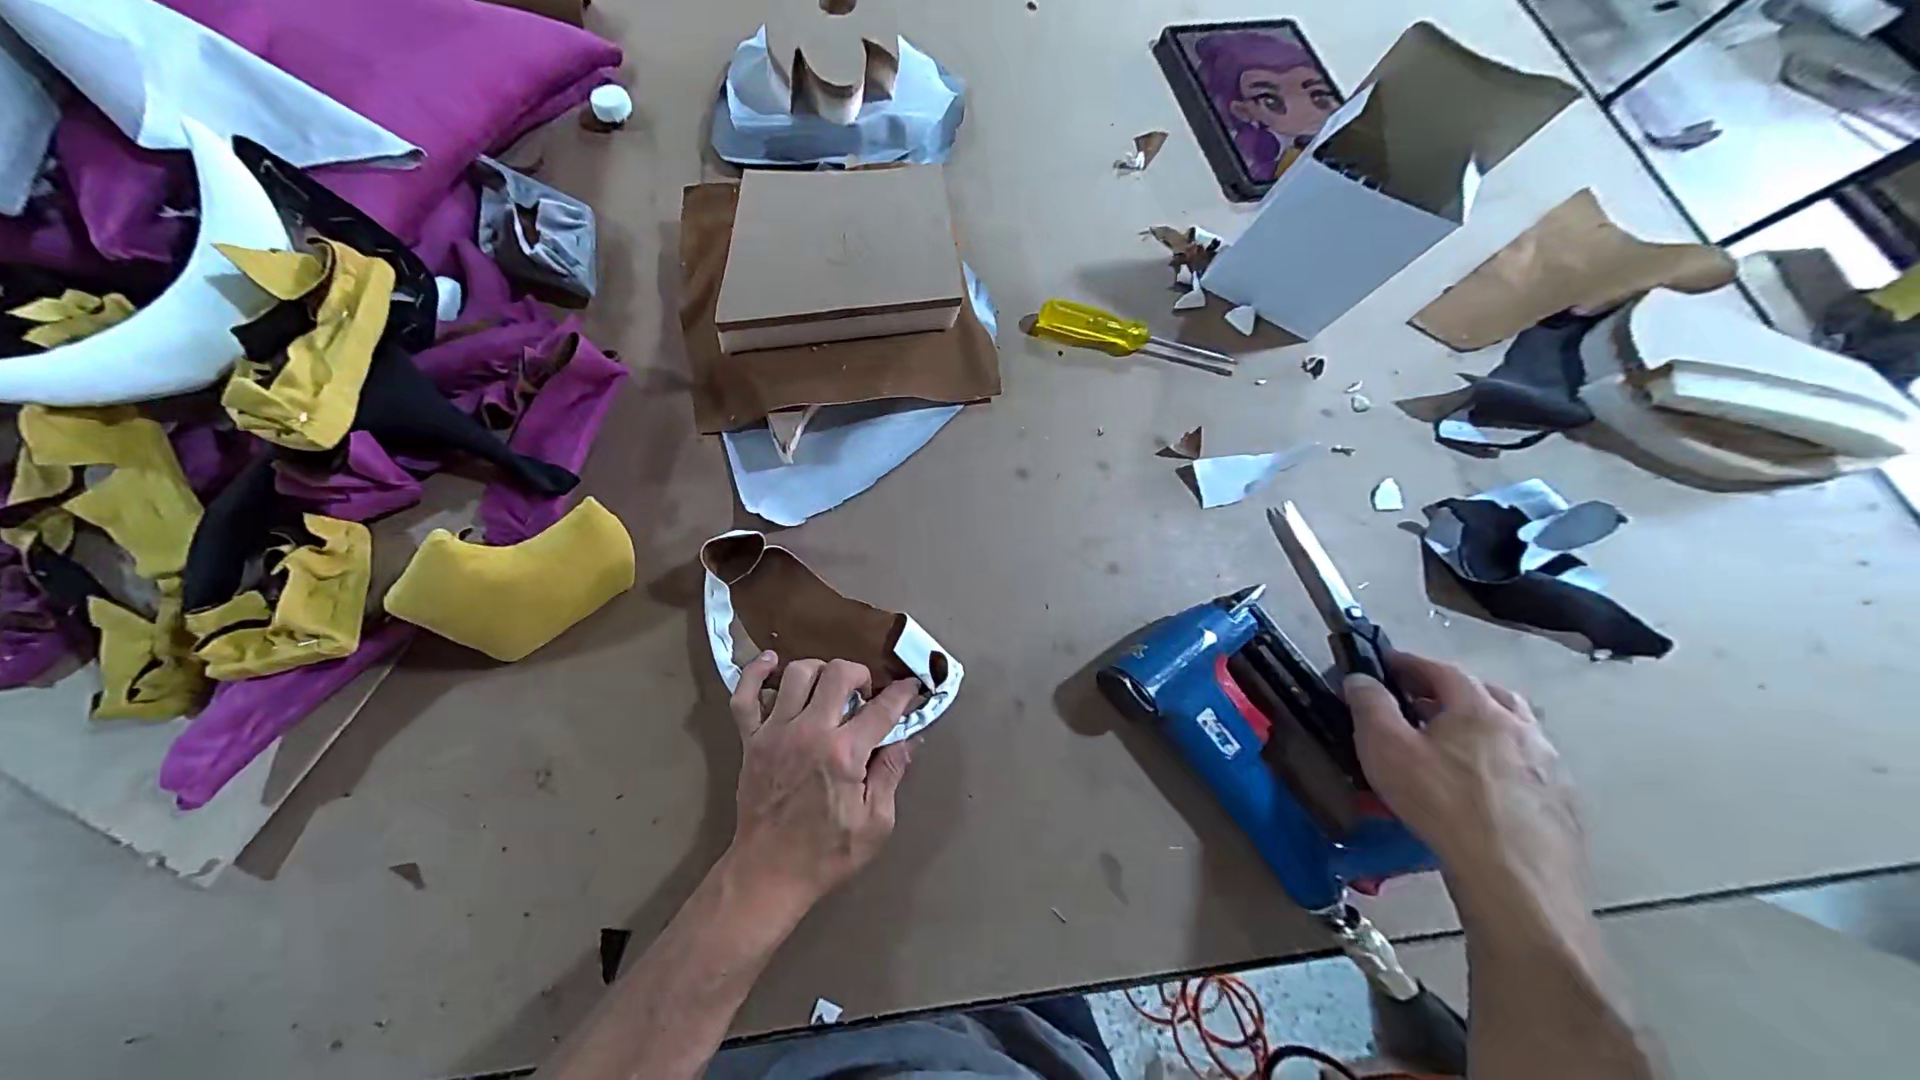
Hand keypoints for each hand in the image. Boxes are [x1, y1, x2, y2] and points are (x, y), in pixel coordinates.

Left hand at [724, 652, 917, 917]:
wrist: (767, 874)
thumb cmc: (826, 854)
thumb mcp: (876, 823)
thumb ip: (891, 774)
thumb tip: (908, 740)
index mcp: (844, 754)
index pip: (882, 708)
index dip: (903, 693)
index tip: (911, 687)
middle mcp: (810, 732)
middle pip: (838, 672)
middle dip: (860, 673)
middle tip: (866, 692)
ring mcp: (775, 732)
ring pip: (797, 673)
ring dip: (820, 671)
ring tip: (829, 688)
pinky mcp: (751, 740)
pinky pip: (744, 695)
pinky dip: (755, 674)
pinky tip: (771, 664)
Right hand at [1344, 652, 1590, 920]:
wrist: (1515, 880)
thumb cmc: (1441, 803)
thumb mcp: (1385, 748)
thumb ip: (1370, 705)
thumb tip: (1361, 678)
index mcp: (1480, 709)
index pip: (1443, 670)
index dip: (1411, 663)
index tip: (1386, 664)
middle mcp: (1523, 729)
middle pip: (1488, 694)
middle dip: (1453, 691)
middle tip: (1422, 702)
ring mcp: (1550, 768)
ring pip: (1515, 731)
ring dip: (1484, 726)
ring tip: (1454, 744)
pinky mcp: (1563, 805)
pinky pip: (1529, 767)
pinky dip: (1503, 762)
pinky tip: (1485, 787)